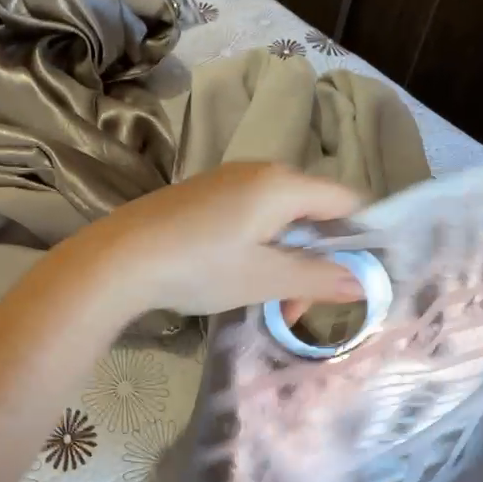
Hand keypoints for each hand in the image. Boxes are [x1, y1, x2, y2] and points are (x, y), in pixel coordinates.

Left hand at [61, 162, 367, 319]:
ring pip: (279, 220)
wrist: (119, 258)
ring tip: (270, 306)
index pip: (346, 200)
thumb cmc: (199, 266)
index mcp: (282, 183)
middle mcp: (258, 171)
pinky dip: (257, 250)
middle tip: (298, 309)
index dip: (360, 239)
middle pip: (312, 212)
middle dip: (316, 262)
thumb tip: (363, 282)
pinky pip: (248, 218)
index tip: (354, 282)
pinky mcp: (201, 196)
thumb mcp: (265, 278)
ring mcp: (226, 181)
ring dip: (285, 262)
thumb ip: (318, 278)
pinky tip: (237, 281)